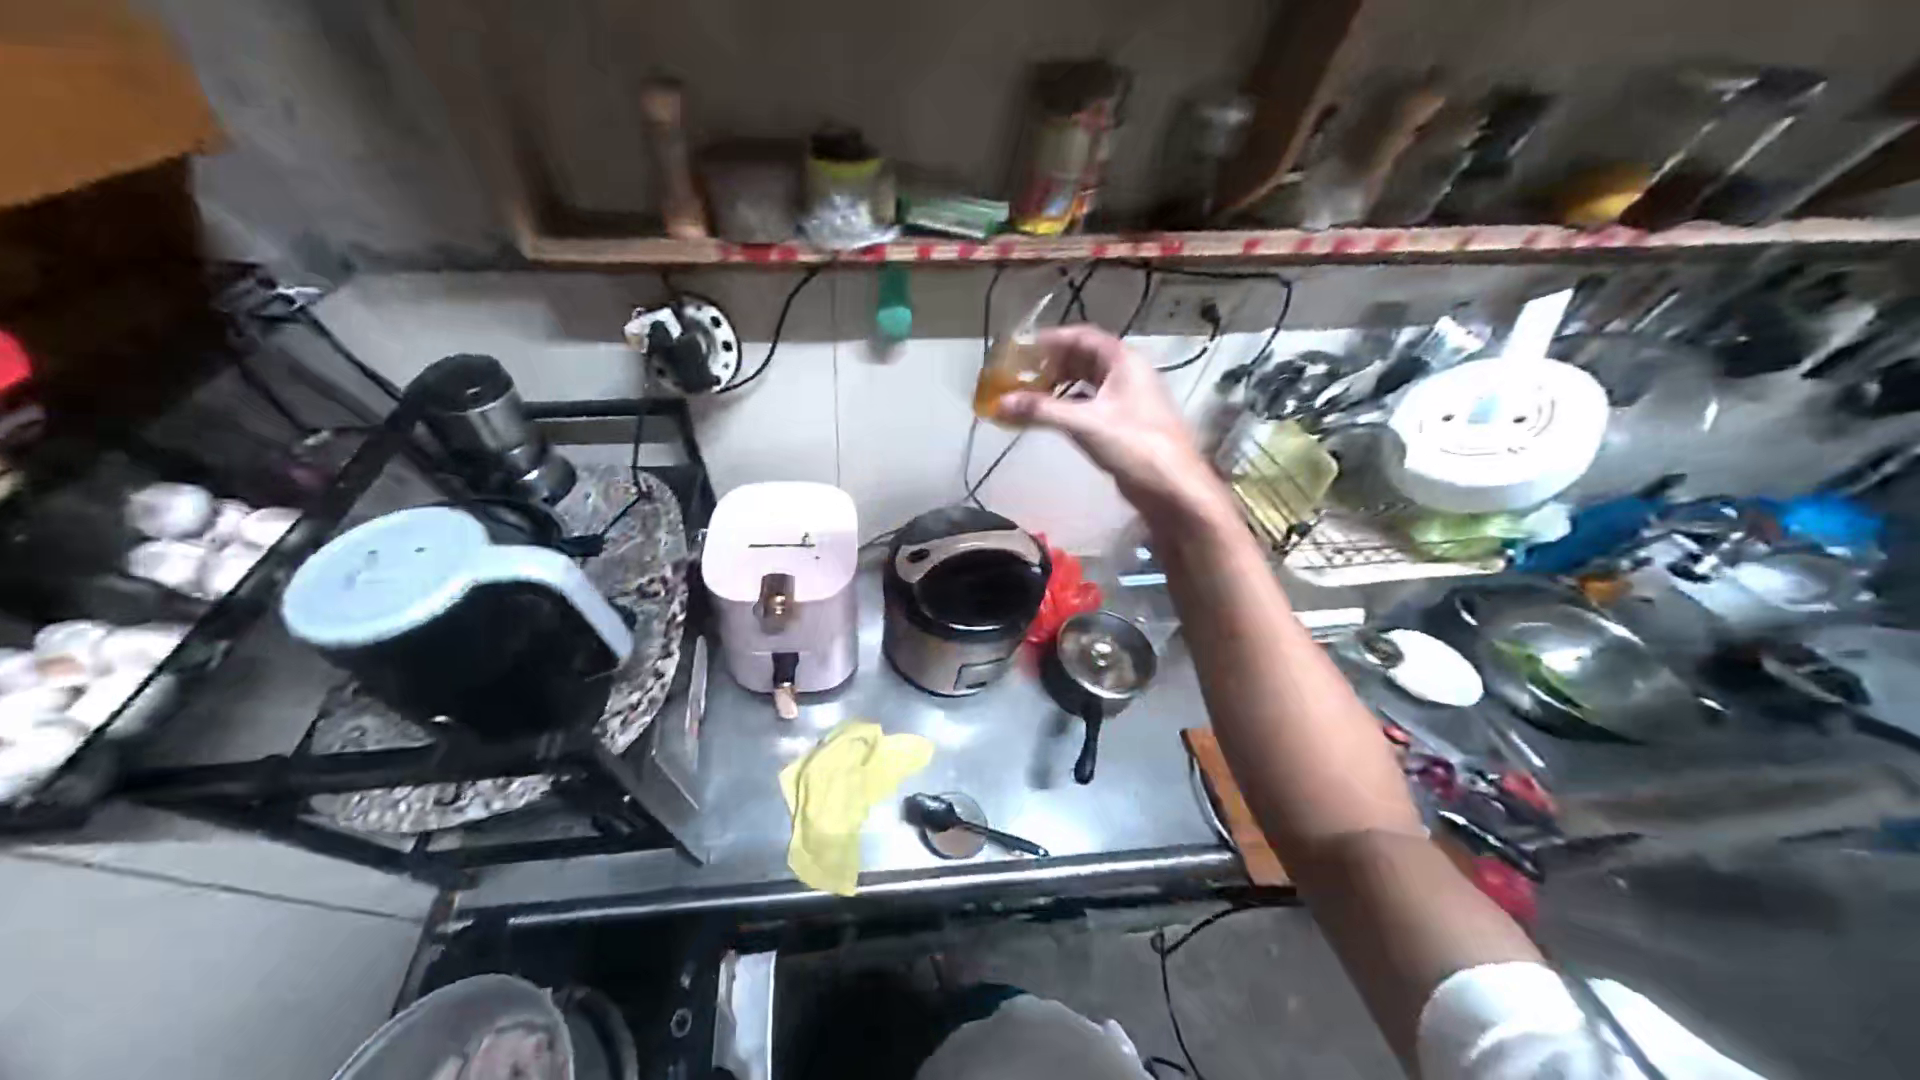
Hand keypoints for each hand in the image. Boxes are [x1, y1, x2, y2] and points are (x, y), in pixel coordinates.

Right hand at [995, 326, 1234, 523]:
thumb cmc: (1133, 444)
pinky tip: (1051, 416)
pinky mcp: (1125, 423)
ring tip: (1030, 394)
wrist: (1172, 486)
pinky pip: (1092, 404)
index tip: (1022, 347)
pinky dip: (1070, 406)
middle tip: (1021, 373)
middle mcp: (1127, 374)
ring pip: (1088, 383)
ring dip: (1060, 386)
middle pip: (1084, 358)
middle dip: (1052, 364)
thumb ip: (1041, 410)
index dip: (1052, 339)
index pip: (1083, 337)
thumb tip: (999, 404)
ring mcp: (1128, 399)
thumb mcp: (1084, 423)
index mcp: (1124, 361)